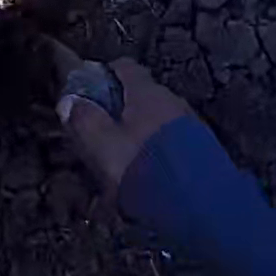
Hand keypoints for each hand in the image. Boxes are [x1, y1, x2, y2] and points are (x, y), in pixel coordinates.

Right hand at [58, 58, 192, 198]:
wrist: (207, 209)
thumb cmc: (147, 170)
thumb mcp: (104, 147)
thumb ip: (84, 121)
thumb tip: (68, 101)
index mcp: (146, 92)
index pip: (124, 66)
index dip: (103, 74)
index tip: (88, 90)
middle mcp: (171, 100)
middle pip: (141, 94)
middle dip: (121, 109)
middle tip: (102, 134)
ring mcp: (191, 125)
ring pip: (157, 119)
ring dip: (140, 133)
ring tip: (125, 162)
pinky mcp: (205, 151)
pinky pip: (173, 142)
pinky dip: (159, 152)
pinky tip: (151, 177)